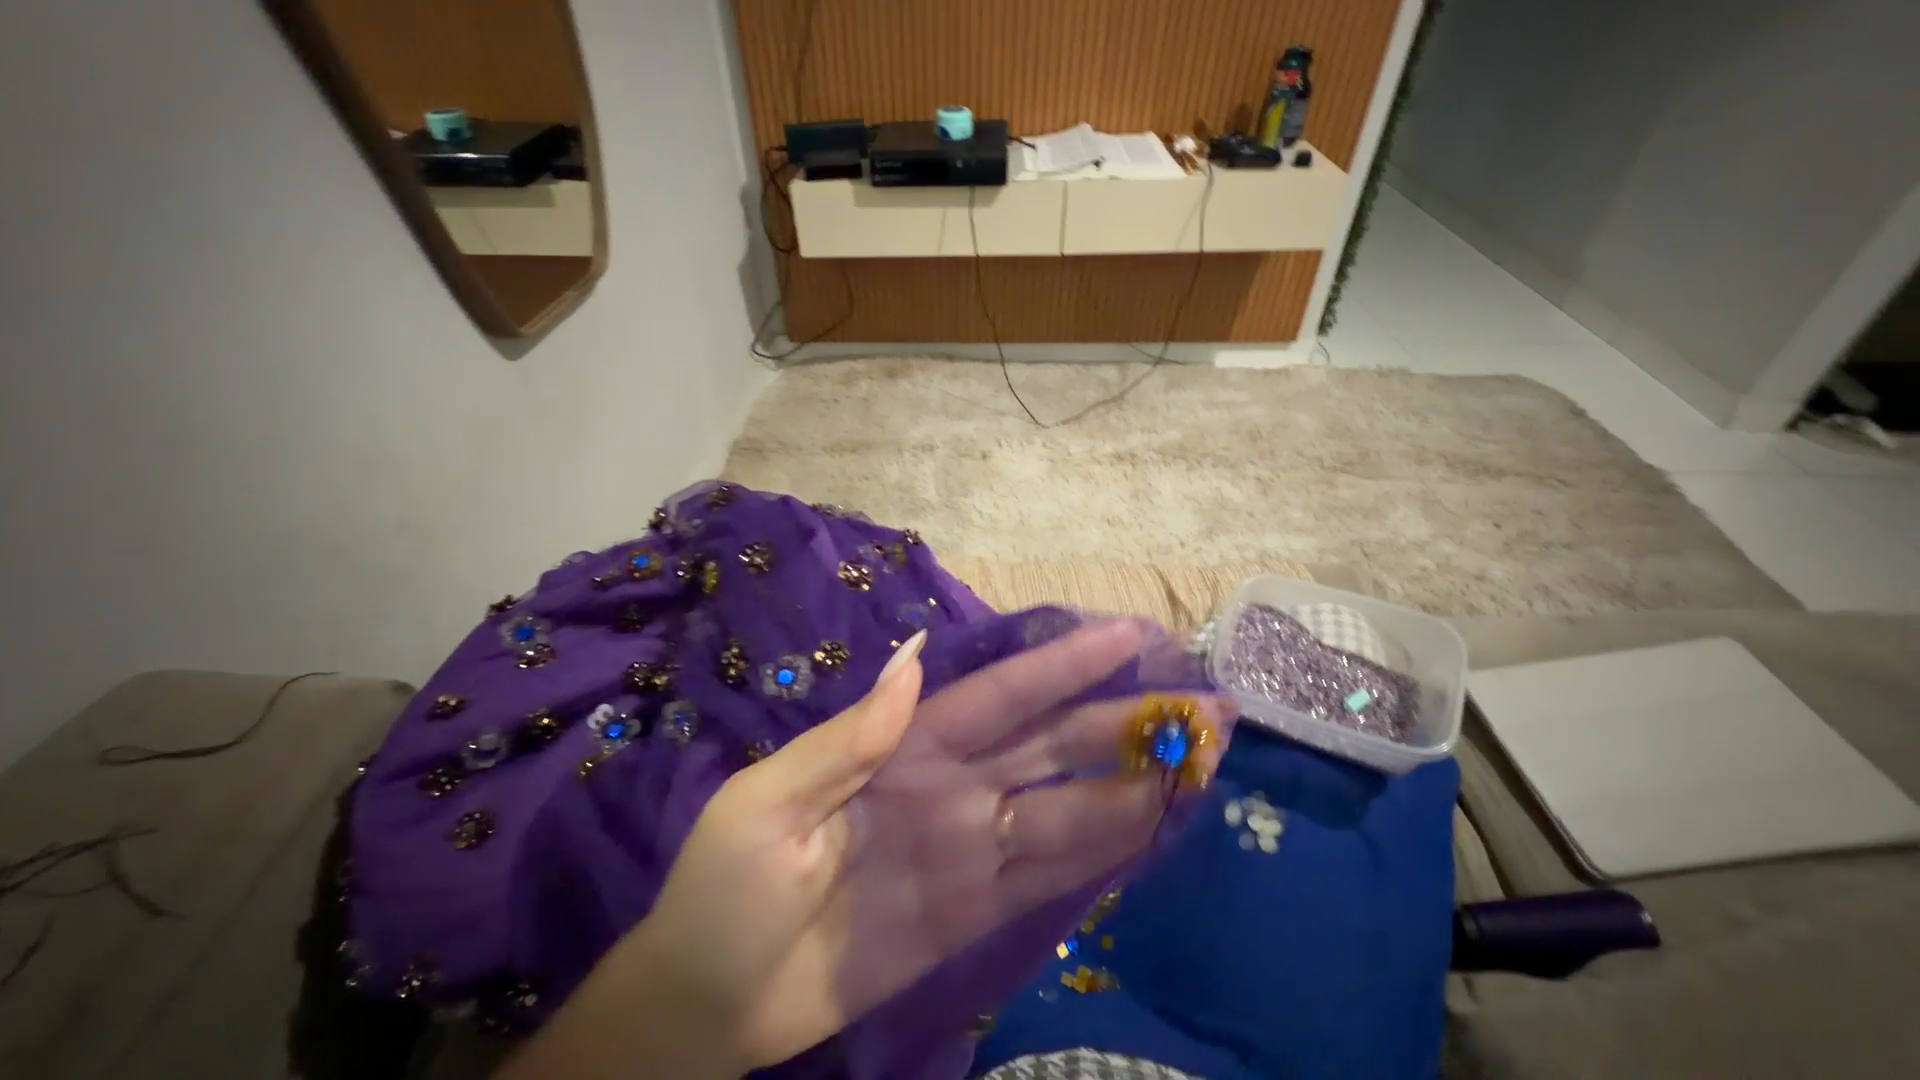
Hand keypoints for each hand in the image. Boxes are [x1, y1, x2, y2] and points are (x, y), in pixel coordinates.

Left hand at [501, 620, 1230, 1076]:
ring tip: (1197, 767)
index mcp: (900, 751)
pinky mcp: (970, 916)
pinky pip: (1043, 881)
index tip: (1125, 638)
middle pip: (1049, 750)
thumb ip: (849, 739)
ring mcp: (965, 854)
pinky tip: (1149, 835)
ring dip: (1129, 790)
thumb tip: (914, 658)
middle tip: (1200, 708)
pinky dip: (1097, 858)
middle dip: (1122, 726)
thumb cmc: (725, 890)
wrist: (709, 1000)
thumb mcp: (769, 802)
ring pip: (1063, 812)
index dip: (1060, 667)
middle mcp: (947, 791)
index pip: (997, 697)